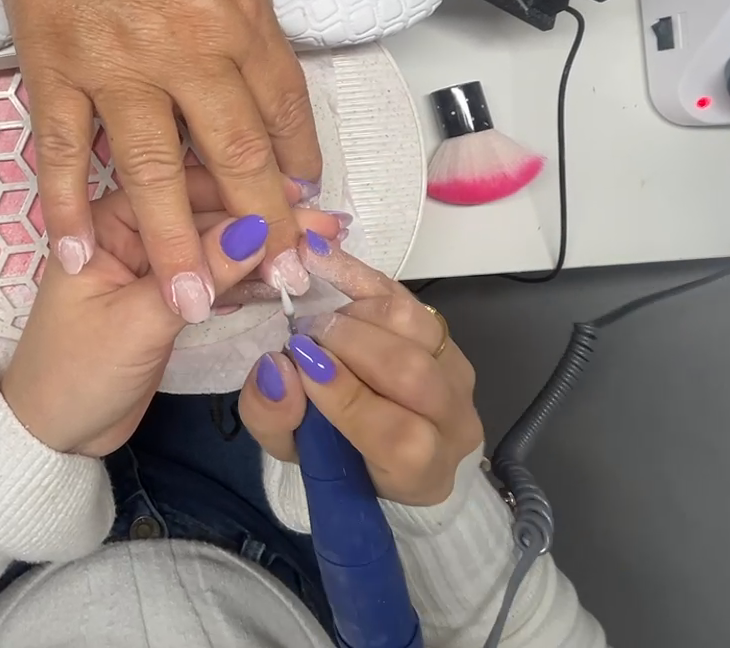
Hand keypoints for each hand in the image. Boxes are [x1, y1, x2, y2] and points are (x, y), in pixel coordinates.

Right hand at [0, 0, 320, 322]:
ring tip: (193, 303)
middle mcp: (185, 53)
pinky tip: (75, 257)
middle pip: (234, 156)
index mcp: (239, 15)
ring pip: (153, 172)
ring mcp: (115, 68)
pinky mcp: (55, 71)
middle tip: (283, 283)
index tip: (306, 203)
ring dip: (176, 244)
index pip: (283, 111)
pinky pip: (63, 153)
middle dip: (264, 227)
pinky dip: (66, 209)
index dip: (298, 164)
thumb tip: (266, 68)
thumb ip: (253, 9)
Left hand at [2, 173, 340, 454]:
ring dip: (267, 247)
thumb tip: (259, 227)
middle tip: (329, 223)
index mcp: (110, 219)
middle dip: (266, 219)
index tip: (300, 198)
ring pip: (218, 246)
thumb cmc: (78, 372)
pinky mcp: (171, 295)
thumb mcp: (139, 321)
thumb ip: (199, 275)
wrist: (56, 435)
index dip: (243, 194)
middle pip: (208, 216)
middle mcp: (134, 230)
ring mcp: (155, 263)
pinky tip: (289, 269)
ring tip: (325, 242)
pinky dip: (251, 275)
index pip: (182, 191)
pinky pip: (216, 276)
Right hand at [240, 238, 483, 506]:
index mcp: (418, 471)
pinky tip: (319, 257)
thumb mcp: (290, 453)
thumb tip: (276, 368)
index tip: (299, 361)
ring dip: (357, 312)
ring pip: (415, 327)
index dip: (346, 394)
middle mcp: (451, 421)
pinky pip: (402, 294)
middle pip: (410, 372)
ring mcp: (455, 371)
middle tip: (300, 333)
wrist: (384, 446)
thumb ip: (274, 418)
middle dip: (347, 343)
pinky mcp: (440, 330)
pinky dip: (358, 273)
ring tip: (316, 315)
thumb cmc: (335, 455)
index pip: (399, 435)